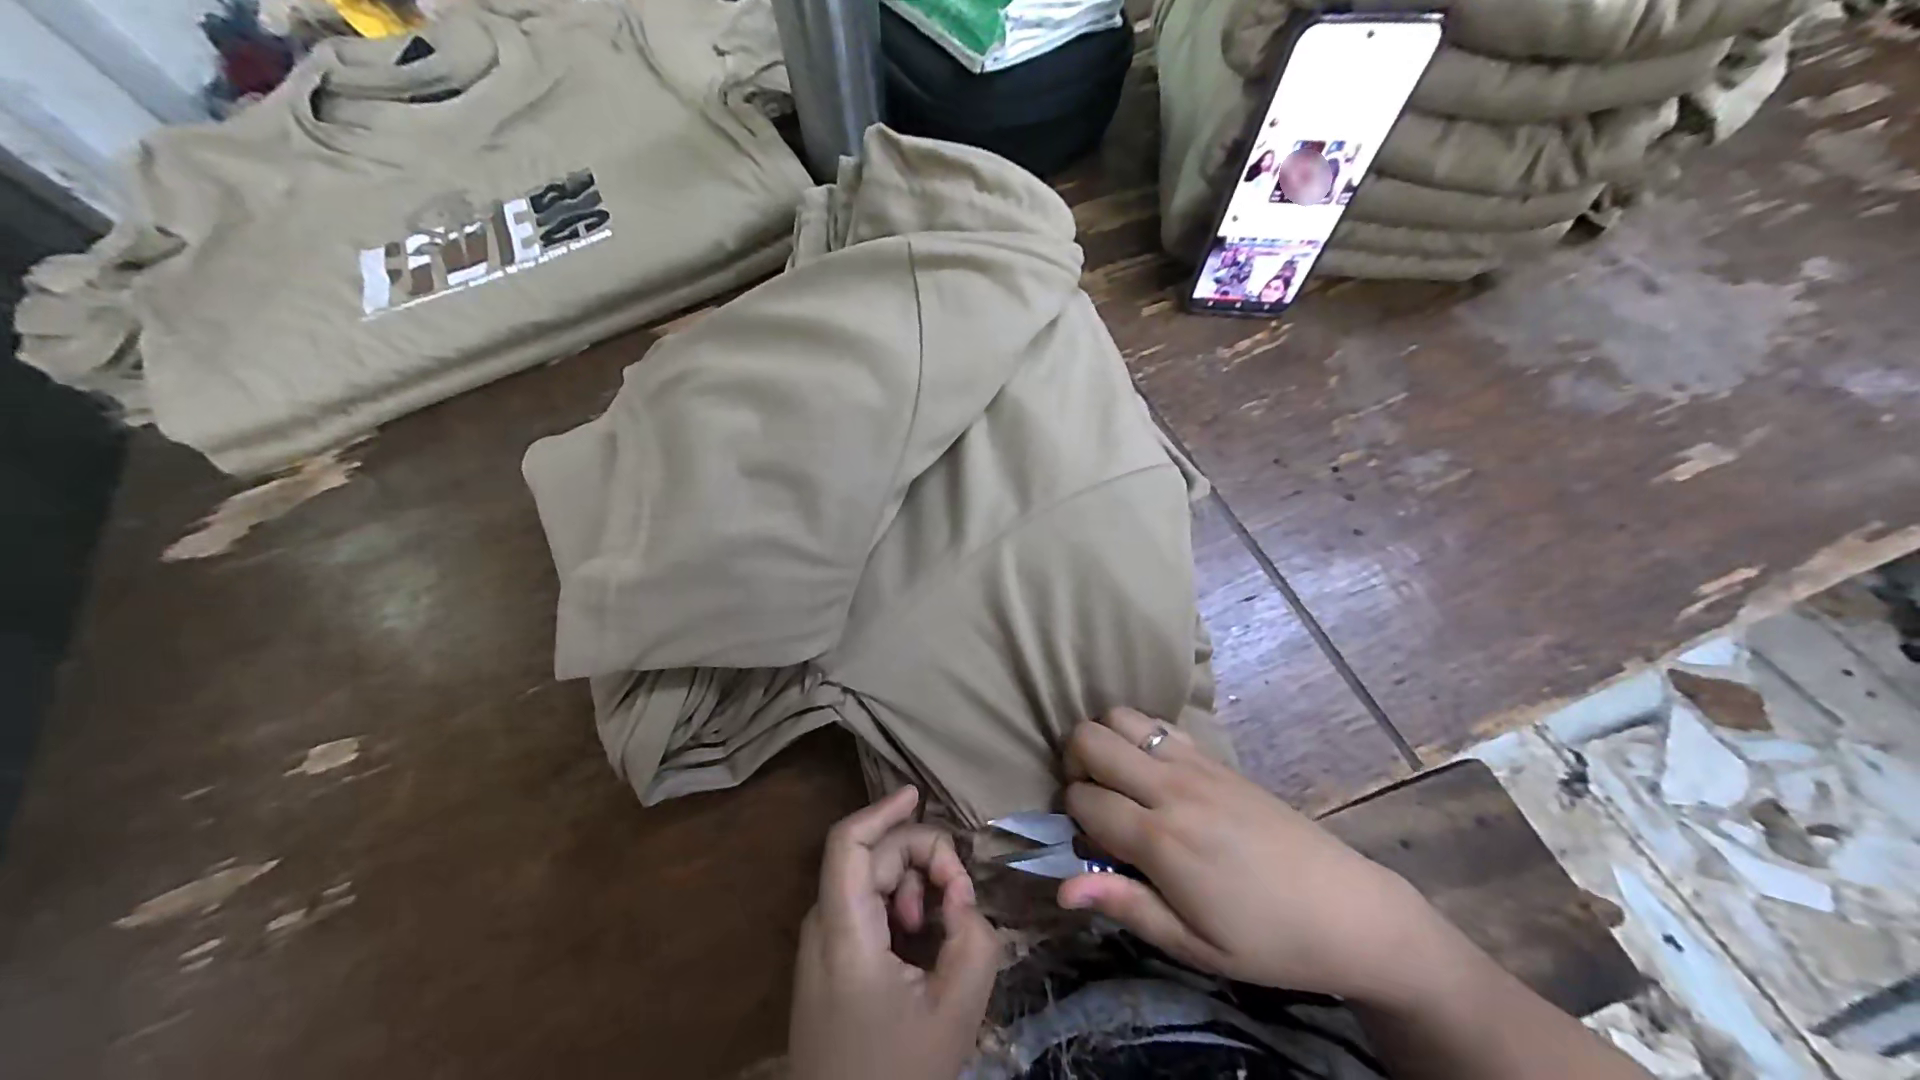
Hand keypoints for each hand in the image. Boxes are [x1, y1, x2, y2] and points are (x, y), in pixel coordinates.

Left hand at [789, 787, 1002, 1079]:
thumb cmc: (898, 1071)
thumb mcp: (955, 1009)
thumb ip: (974, 939)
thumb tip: (962, 897)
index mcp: (844, 930)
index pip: (849, 842)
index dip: (883, 809)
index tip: (918, 794)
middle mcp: (824, 924)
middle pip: (872, 857)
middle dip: (922, 859)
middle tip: (960, 898)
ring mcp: (822, 941)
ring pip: (872, 880)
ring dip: (914, 885)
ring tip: (939, 928)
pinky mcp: (829, 957)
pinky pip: (867, 907)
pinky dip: (901, 906)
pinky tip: (921, 939)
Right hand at [1057, 708, 1433, 1000]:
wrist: (1348, 909)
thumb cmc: (1266, 940)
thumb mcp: (1192, 945)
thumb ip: (1125, 905)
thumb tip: (1061, 888)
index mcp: (1161, 840)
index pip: (1083, 798)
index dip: (1071, 815)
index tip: (1088, 841)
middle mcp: (1172, 788)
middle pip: (1091, 739)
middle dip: (1075, 763)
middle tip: (1092, 800)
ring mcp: (1196, 765)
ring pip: (1120, 717)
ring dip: (1105, 741)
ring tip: (1117, 779)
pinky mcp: (1217, 758)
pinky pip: (1159, 723)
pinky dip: (1139, 736)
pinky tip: (1152, 772)